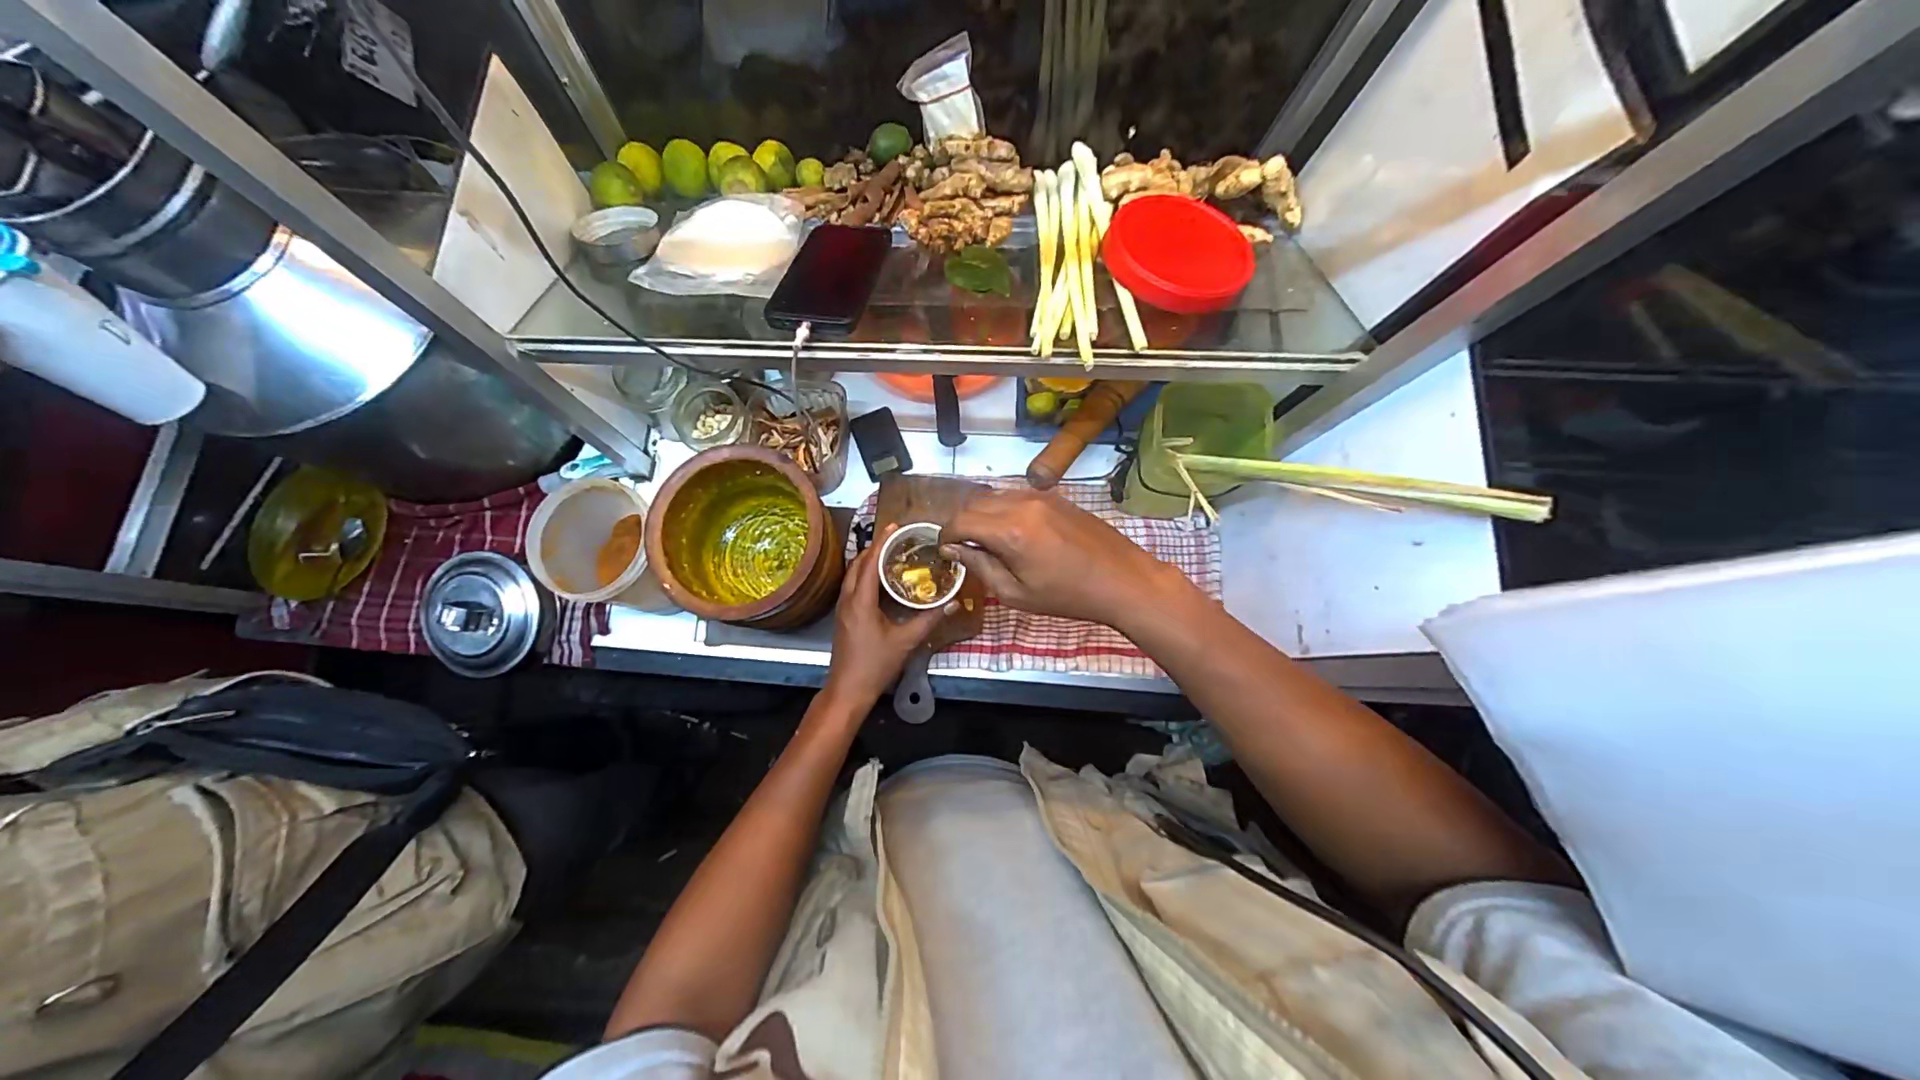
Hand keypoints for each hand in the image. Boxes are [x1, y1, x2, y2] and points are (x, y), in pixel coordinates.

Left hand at [822, 529, 949, 706]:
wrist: (848, 690)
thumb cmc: (875, 665)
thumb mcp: (906, 641)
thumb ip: (929, 620)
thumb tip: (951, 603)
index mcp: (860, 600)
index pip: (870, 562)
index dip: (882, 542)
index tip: (895, 527)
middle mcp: (847, 599)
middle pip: (858, 563)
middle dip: (875, 547)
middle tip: (897, 538)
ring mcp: (843, 608)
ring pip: (853, 574)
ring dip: (869, 560)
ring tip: (891, 553)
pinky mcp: (844, 616)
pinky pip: (854, 586)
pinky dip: (866, 575)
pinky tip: (883, 580)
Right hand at [941, 488, 1189, 627]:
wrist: (1122, 580)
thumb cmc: (1068, 596)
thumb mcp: (1017, 593)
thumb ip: (981, 567)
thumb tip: (955, 550)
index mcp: (1010, 531)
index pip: (960, 521)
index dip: (945, 536)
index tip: (944, 551)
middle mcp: (1021, 504)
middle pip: (973, 503)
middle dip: (961, 524)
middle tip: (962, 548)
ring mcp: (1040, 496)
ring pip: (994, 496)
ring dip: (981, 514)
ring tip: (986, 541)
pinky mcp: (1055, 496)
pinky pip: (1015, 496)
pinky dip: (1002, 509)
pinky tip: (1011, 533)